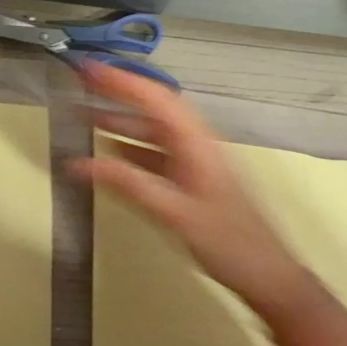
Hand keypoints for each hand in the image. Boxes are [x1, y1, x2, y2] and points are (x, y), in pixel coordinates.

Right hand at [69, 64, 312, 312]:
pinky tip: (109, 152)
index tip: (88, 69)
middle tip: (80, 85)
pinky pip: (156, 152)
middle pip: (153, 107)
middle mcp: (196, 142)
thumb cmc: (228, 242)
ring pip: (153, 130)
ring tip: (84, 117)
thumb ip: (128, 185)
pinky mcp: (192, 180)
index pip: (155, 97)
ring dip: (121, 120)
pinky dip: (130, 146)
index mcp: (196, 141)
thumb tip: (78, 163)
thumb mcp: (174, 212)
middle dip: (117, 93)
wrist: (269, 277)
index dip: (121, 80)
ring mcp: (195, 161)